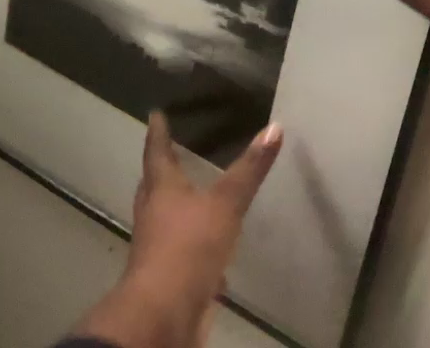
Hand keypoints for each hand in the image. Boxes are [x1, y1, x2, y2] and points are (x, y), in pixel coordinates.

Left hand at [73, 113, 281, 347]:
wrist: (164, 315)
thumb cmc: (188, 247)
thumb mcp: (225, 204)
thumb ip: (249, 169)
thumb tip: (274, 127)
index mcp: (162, 192)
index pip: (157, 153)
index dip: (158, 133)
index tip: (155, 114)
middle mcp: (155, 216)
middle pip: (154, 187)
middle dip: (163, 170)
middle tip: (172, 152)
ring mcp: (160, 249)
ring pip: (167, 219)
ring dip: (178, 206)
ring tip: (194, 194)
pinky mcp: (171, 276)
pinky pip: (183, 251)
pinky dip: (196, 243)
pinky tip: (215, 247)